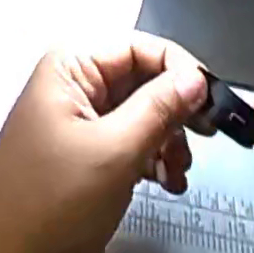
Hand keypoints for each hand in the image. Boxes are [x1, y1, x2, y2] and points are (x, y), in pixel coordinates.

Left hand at [0, 34, 209, 252]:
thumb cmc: (45, 206)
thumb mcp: (113, 152)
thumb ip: (159, 107)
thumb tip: (197, 77)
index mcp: (73, 64)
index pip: (141, 46)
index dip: (179, 68)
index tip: (209, 98)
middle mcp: (76, 82)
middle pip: (143, 78)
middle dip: (175, 110)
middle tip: (203, 135)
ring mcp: (79, 116)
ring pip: (141, 110)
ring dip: (167, 138)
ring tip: (178, 170)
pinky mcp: (83, 149)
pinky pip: (130, 136)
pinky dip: (152, 155)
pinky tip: (165, 178)